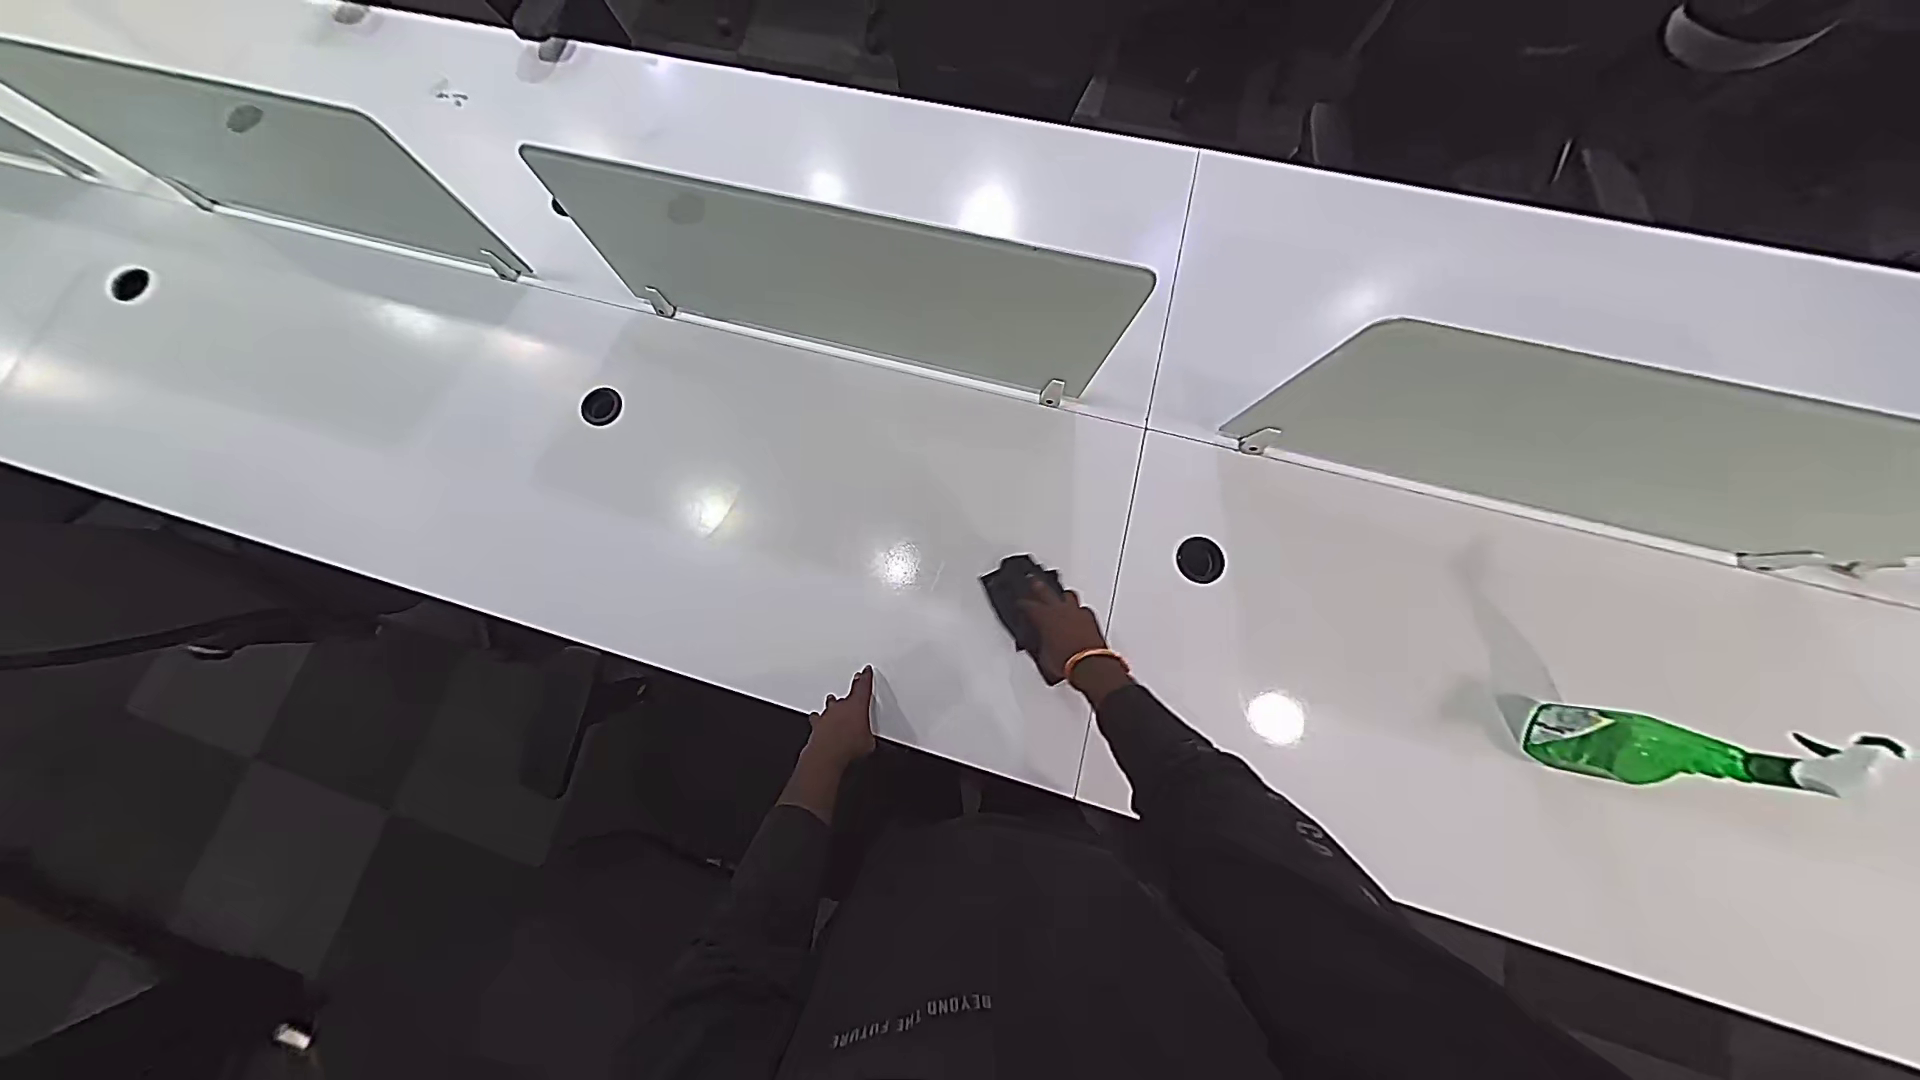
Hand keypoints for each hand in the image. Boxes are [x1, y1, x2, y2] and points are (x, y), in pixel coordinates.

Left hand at [804, 666, 875, 769]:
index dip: (865, 677)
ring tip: (833, 705)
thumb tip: (868, 742)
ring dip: (833, 706)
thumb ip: (868, 736)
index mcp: (857, 705)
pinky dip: (820, 721)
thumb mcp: (869, 743)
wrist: (827, 756)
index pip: (863, 686)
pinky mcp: (817, 725)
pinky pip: (818, 719)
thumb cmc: (849, 747)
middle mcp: (841, 706)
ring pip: (830, 705)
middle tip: (852, 693)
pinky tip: (820, 723)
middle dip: (849, 695)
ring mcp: (827, 715)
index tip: (865, 671)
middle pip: (846, 695)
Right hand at [1017, 581, 1116, 689]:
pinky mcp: (1089, 617)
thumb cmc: (1065, 661)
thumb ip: (1041, 644)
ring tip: (1060, 595)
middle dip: (1037, 584)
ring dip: (1062, 595)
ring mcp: (1075, 611)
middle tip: (1033, 579)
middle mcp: (1058, 610)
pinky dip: (1079, 611)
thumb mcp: (1043, 656)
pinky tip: (1078, 613)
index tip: (1020, 603)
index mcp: (1042, 617)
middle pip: (1044, 590)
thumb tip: (1043, 646)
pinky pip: (1083, 609)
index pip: (1027, 605)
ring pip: (1067, 595)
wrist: (1089, 664)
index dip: (1022, 604)